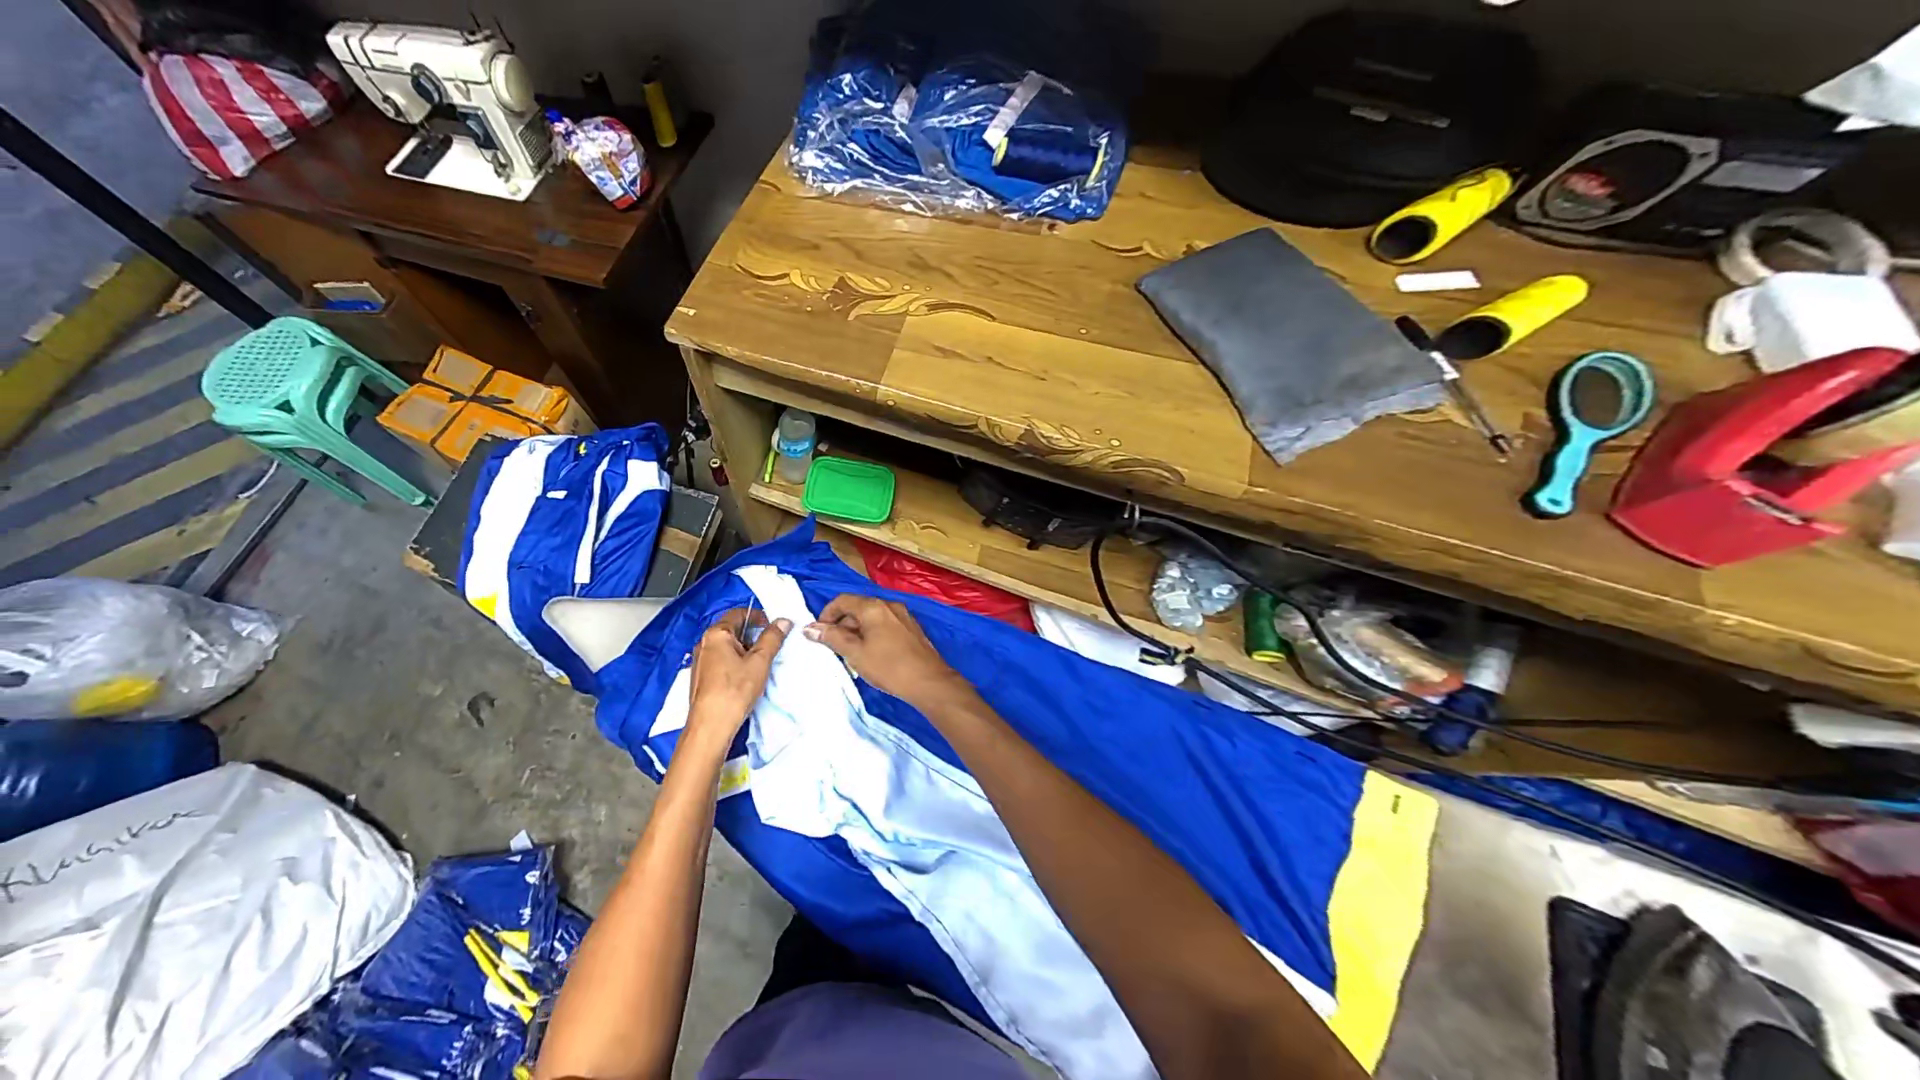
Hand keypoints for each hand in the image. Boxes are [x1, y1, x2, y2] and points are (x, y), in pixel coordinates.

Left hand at [686, 608, 790, 740]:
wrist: (711, 725)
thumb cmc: (735, 689)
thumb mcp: (760, 661)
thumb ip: (772, 638)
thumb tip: (783, 620)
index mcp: (716, 634)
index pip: (739, 613)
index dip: (759, 616)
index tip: (775, 628)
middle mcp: (704, 643)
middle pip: (732, 629)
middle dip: (753, 635)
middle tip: (771, 647)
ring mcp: (700, 661)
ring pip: (727, 646)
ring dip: (745, 650)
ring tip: (761, 664)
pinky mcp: (701, 677)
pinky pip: (721, 660)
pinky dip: (735, 662)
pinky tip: (746, 677)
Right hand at [804, 595, 969, 708]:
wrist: (929, 682)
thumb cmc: (889, 667)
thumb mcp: (855, 653)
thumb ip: (832, 638)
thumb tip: (810, 628)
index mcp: (873, 607)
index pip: (842, 600)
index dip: (826, 615)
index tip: (819, 634)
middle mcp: (889, 605)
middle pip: (858, 607)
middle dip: (842, 625)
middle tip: (834, 648)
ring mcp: (903, 616)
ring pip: (872, 617)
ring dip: (857, 631)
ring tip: (852, 654)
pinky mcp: (912, 629)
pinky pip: (886, 625)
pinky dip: (873, 634)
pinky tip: (873, 654)